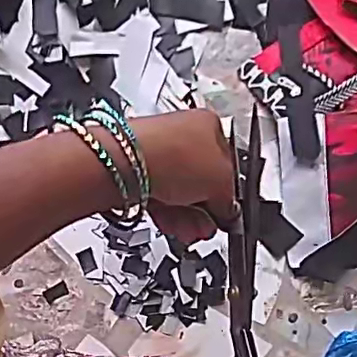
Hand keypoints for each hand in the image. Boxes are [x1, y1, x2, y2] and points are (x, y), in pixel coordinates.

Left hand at [126, 109, 236, 244]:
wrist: (126, 163)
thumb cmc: (171, 154)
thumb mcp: (220, 182)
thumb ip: (229, 199)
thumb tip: (229, 211)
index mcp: (208, 124)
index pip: (227, 163)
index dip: (228, 192)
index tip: (227, 213)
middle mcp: (181, 134)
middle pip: (199, 181)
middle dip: (205, 209)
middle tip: (207, 226)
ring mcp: (157, 153)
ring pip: (177, 192)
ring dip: (187, 216)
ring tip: (190, 231)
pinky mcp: (136, 172)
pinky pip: (157, 196)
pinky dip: (166, 212)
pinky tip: (172, 225)